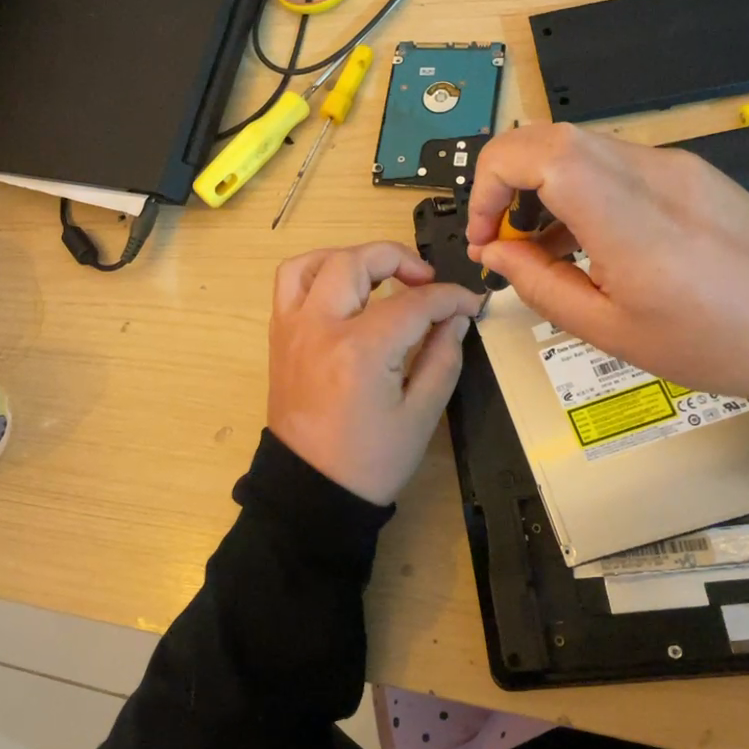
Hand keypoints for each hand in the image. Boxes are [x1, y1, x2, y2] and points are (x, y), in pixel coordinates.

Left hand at [268, 243, 485, 504]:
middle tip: (425, 281)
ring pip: (312, 262)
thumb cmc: (371, 461)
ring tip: (378, 275)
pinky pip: (289, 284)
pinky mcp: (278, 336)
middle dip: (397, 258)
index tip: (470, 303)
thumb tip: (455, 317)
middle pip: (355, 262)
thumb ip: (442, 357)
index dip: (449, 297)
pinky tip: (344, 289)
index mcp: (360, 351)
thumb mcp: (422, 415)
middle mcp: (320, 327)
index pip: (413, 303)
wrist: (309, 491)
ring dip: (350, 257)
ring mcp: (292, 328)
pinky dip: (317, 272)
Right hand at [465, 125, 748, 418]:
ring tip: (540, 248)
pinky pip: (612, 162)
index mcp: (625, 216)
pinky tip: (584, 241)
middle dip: (503, 180)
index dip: (489, 182)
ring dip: (539, 184)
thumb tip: (494, 250)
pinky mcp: (687, 171)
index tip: (484, 234)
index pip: (532, 151)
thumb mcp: (613, 332)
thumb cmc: (718, 344)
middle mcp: (646, 171)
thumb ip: (540, 284)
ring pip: (576, 145)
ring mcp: (670, 164)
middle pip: (546, 136)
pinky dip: (576, 189)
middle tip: (501, 237)